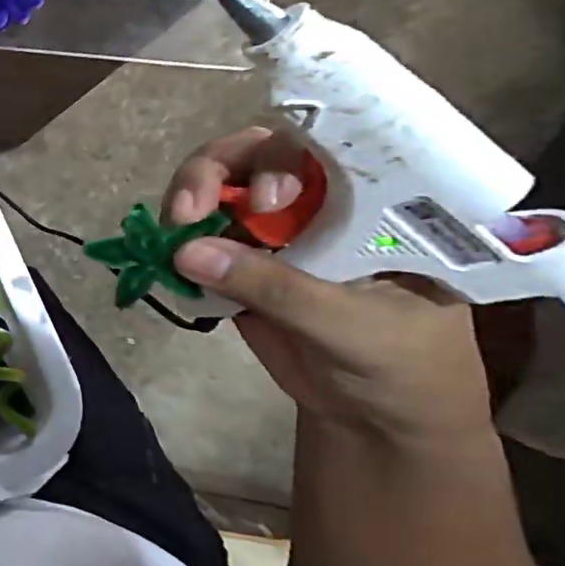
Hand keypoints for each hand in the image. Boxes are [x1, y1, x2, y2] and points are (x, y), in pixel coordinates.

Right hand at [163, 127, 492, 440]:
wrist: (373, 418)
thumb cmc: (400, 366)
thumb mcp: (348, 325)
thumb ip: (273, 287)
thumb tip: (185, 251)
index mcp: (368, 200)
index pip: (320, 146)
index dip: (283, 156)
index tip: (267, 200)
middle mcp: (316, 202)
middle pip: (252, 156)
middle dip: (211, 173)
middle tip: (186, 211)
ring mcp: (272, 231)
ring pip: (216, 190)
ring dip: (185, 204)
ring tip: (170, 238)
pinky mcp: (238, 261)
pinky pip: (197, 238)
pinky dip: (174, 243)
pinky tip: (163, 258)